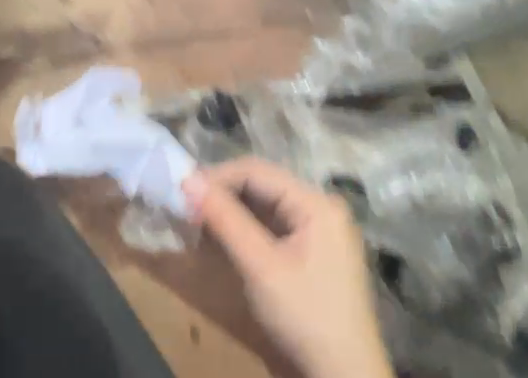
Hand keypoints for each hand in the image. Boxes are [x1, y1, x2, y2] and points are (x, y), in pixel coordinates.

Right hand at [184, 158, 393, 377]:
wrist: (344, 375)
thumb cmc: (305, 314)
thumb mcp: (260, 265)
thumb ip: (224, 218)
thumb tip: (185, 178)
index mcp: (316, 205)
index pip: (255, 170)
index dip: (215, 177)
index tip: (182, 195)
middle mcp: (320, 208)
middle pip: (259, 184)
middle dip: (220, 193)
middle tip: (186, 209)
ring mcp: (318, 230)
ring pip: (261, 203)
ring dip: (228, 209)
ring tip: (198, 222)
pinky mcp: (311, 249)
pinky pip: (270, 222)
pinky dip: (242, 226)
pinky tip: (221, 237)